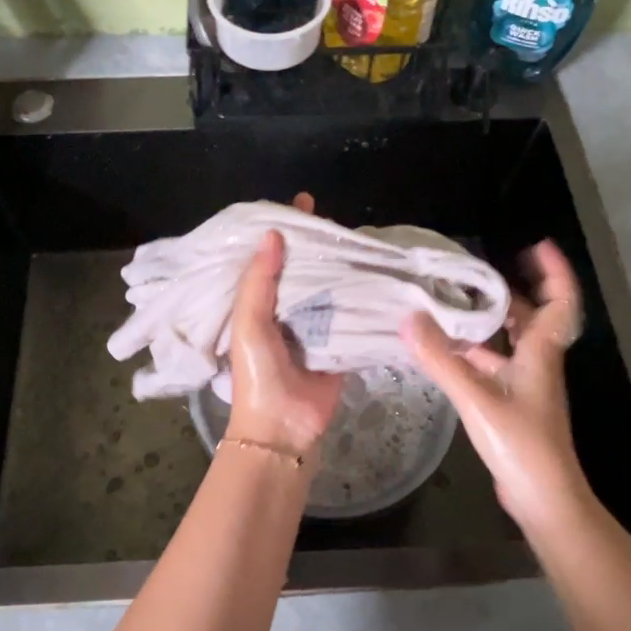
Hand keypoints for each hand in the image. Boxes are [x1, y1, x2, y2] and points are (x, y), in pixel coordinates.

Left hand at [225, 193, 344, 456]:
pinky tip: (381, 275)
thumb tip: (273, 233)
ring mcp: (315, 326)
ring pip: (331, 287)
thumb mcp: (249, 322)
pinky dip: (364, 297)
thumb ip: (258, 280)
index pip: (271, 256)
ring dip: (345, 267)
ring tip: (366, 239)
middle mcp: (286, 309)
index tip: (304, 201)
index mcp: (258, 302)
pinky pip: (353, 314)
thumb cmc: (258, 374)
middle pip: (305, 268)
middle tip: (343, 220)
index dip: (285, 228)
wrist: (283, 429)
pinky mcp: (340, 343)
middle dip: (320, 245)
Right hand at [402, 240, 590, 528]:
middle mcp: (538, 363)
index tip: (535, 246)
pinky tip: (446, 351)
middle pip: (531, 317)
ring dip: (489, 321)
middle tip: (477, 270)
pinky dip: (475, 351)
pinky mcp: (513, 405)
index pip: (559, 303)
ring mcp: (526, 385)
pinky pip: (495, 364)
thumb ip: (441, 359)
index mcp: (541, 354)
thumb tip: (408, 317)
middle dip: (511, 290)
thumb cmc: (522, 445)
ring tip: (453, 302)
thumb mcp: (476, 398)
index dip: (553, 272)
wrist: (544, 501)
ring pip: (511, 341)